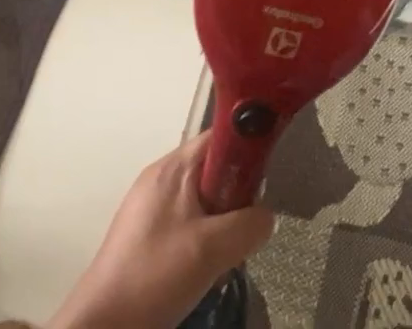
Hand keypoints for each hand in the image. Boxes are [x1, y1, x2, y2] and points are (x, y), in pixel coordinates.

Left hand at [49, 130, 274, 328]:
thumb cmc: (154, 277)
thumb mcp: (215, 247)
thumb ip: (252, 222)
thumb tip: (264, 219)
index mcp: (173, 168)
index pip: (224, 135)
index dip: (249, 150)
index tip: (261, 183)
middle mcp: (161, 179)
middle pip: (218, 169)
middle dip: (237, 198)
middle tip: (239, 230)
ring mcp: (152, 208)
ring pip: (208, 201)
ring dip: (223, 226)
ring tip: (220, 257)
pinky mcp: (148, 235)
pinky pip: (192, 223)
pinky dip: (205, 242)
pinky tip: (203, 270)